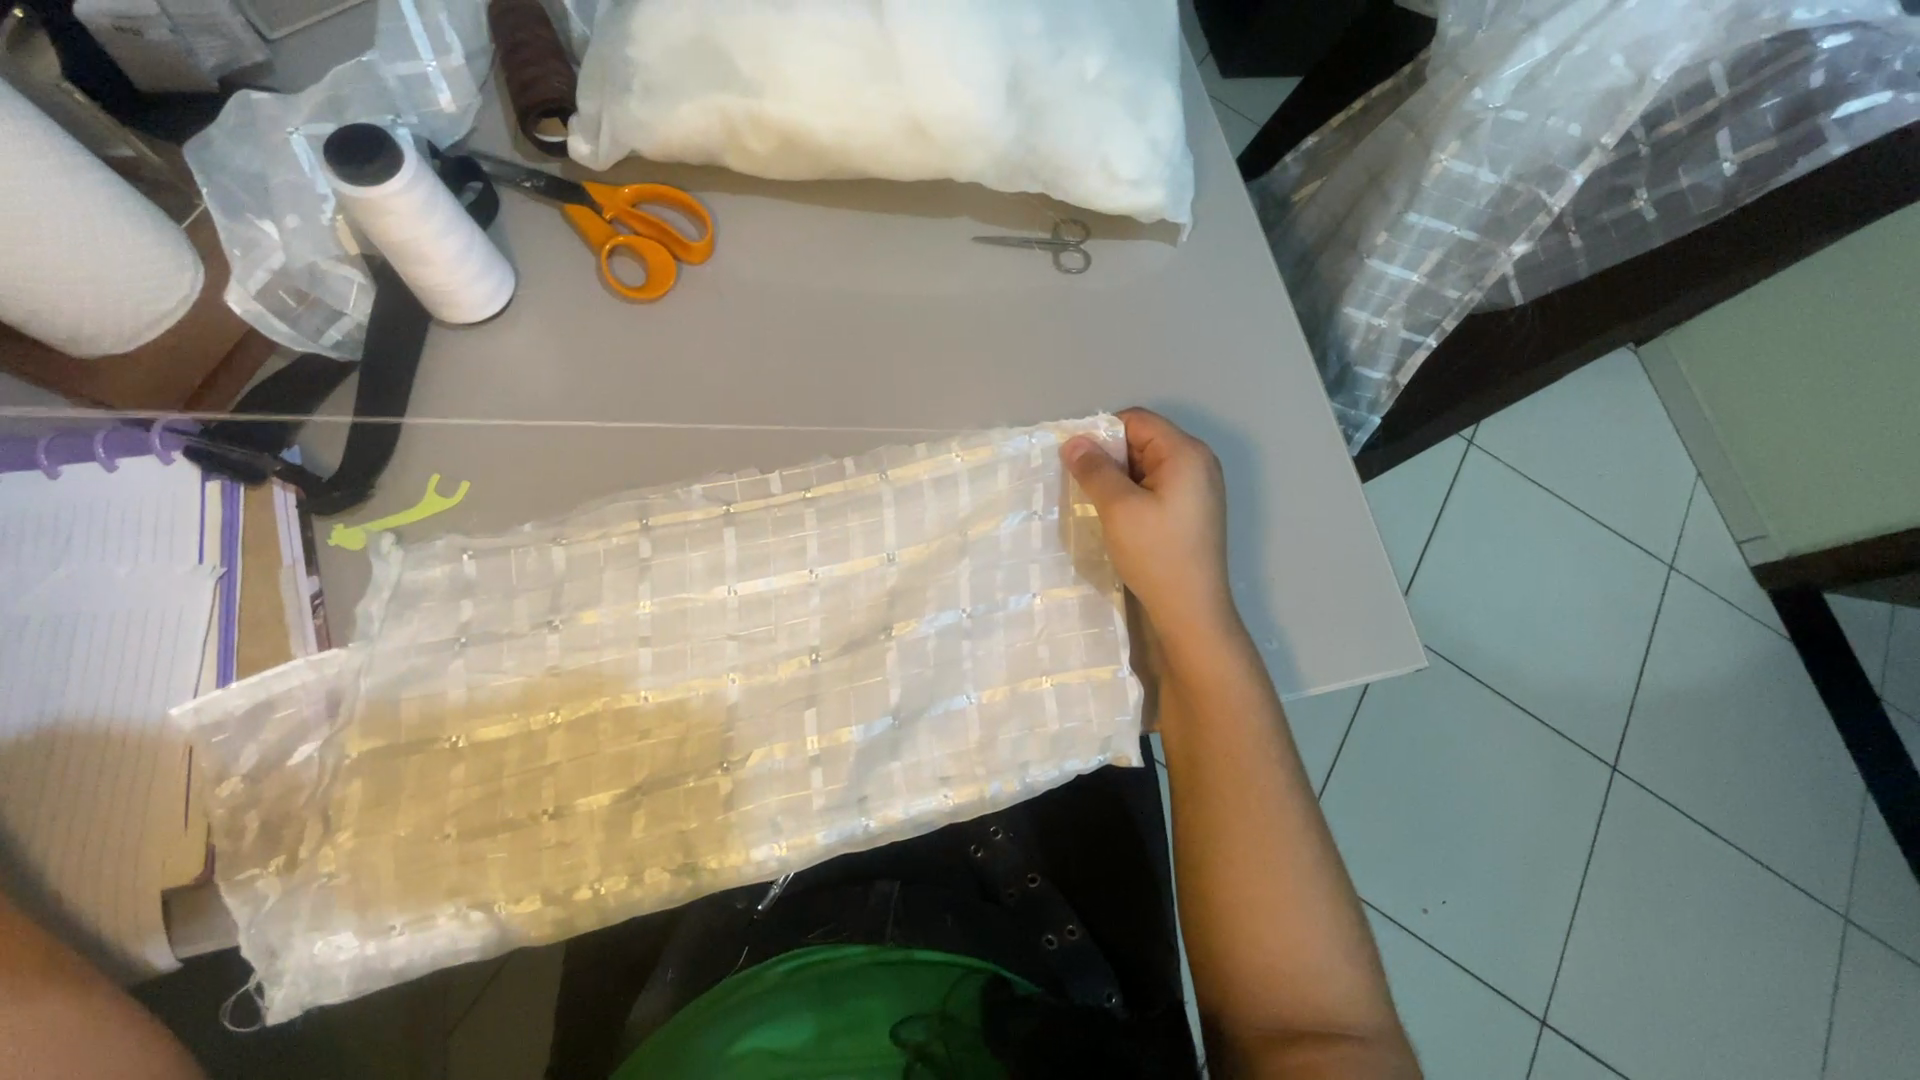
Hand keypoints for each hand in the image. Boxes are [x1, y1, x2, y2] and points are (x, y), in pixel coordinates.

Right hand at [1061, 408, 1235, 635]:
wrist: (1191, 609)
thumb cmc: (1156, 554)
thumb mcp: (1118, 508)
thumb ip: (1094, 469)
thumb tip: (1073, 442)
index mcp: (1186, 452)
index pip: (1137, 420)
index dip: (1102, 433)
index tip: (1076, 461)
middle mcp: (1198, 462)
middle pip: (1144, 440)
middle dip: (1110, 456)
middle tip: (1083, 484)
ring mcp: (1200, 487)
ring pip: (1148, 465)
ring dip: (1119, 478)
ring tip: (1098, 503)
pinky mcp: (1194, 510)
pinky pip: (1158, 485)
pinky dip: (1134, 493)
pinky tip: (1118, 517)